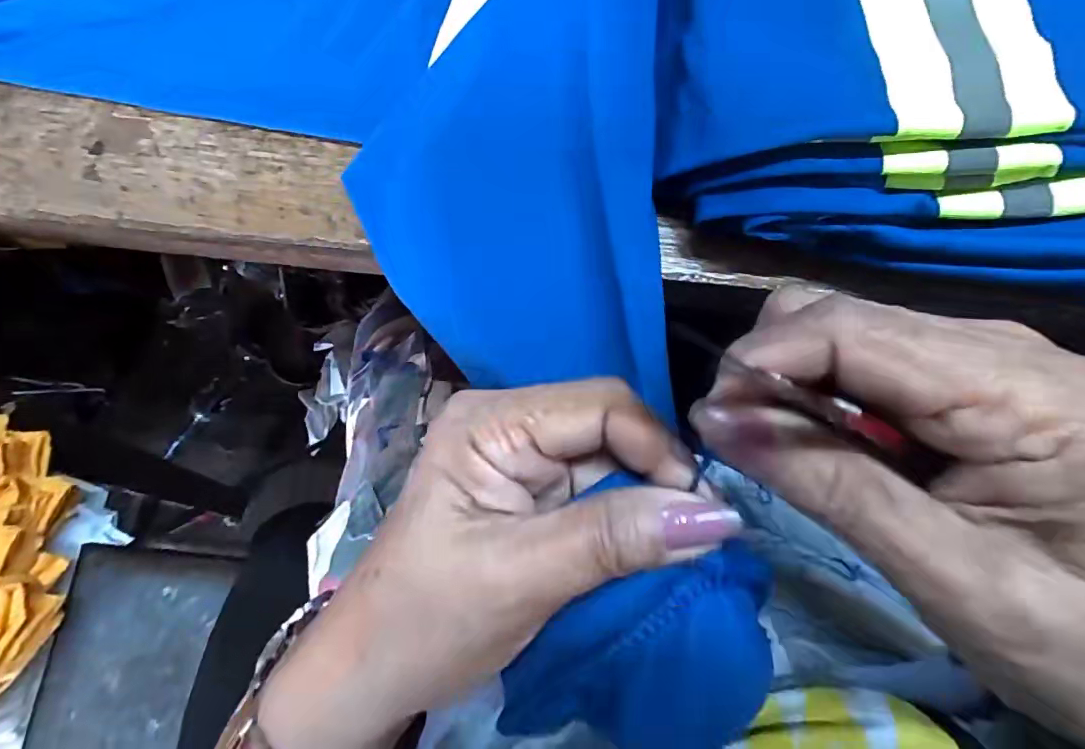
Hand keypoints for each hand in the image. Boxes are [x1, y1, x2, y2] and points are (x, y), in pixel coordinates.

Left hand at [258, 378, 742, 748]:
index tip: (699, 506)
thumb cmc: (426, 621)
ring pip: (613, 457)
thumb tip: (716, 516)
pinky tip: (659, 538)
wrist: (368, 679)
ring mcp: (525, 457)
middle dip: (658, 470)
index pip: (599, 404)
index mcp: (493, 420)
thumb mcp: (522, 577)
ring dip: (652, 494)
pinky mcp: (536, 492)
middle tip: (702, 526)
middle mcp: (513, 422)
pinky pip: (603, 487)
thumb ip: (615, 539)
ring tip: (691, 535)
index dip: (656, 445)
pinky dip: (634, 513)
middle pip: (610, 425)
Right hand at [690, 289, 1084, 748]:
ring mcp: (1021, 356)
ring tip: (782, 438)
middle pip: (866, 317)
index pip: (870, 334)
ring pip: (872, 329)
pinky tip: (839, 434)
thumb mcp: (953, 585)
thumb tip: (722, 422)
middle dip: (784, 361)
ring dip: (810, 374)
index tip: (713, 406)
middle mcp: (1032, 352)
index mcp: (1044, 400)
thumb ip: (835, 491)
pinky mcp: (1004, 373)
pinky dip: (846, 388)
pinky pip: (897, 356)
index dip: (776, 353)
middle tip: (739, 430)